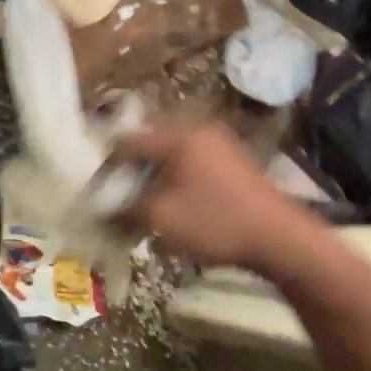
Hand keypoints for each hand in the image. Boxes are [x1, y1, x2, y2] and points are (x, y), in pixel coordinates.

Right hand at [116, 119, 324, 273]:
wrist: (280, 239)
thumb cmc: (215, 222)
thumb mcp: (161, 218)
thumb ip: (124, 210)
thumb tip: (100, 210)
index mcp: (179, 135)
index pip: (126, 141)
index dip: (104, 164)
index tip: (90, 187)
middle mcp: (199, 131)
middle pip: (148, 145)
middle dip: (127, 171)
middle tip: (111, 197)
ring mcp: (219, 146)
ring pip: (169, 157)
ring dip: (150, 179)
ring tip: (137, 205)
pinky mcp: (231, 164)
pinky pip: (189, 166)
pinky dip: (172, 182)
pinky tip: (166, 205)